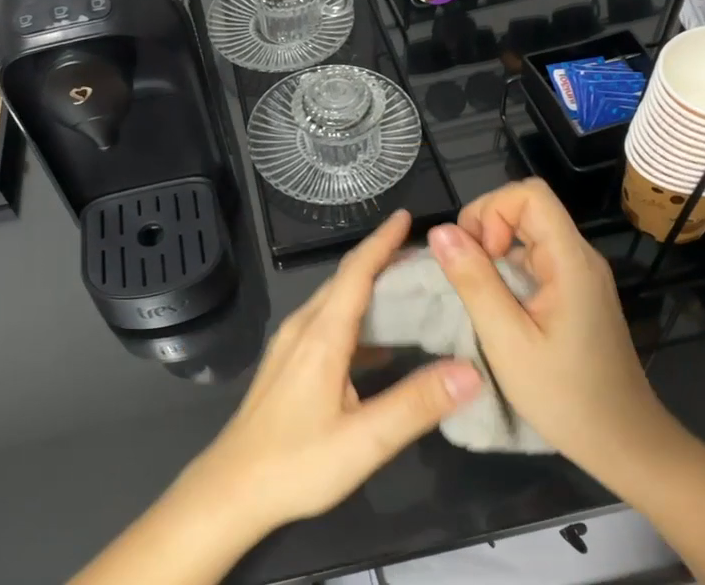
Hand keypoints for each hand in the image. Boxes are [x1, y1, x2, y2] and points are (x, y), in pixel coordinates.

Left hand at [177, 211, 483, 534]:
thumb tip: (471, 370)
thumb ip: (417, 404)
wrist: (234, 488)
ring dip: (369, 290)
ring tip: (410, 291)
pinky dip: (357, 320)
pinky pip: (326, 325)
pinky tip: (380, 344)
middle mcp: (303, 330)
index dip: (381, 242)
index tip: (407, 216)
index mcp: (321, 336)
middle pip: (345, 282)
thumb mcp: (365, 440)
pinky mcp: (287, 365)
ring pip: (334, 303)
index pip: (355, 273)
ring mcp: (290, 347)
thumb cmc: (297, 463)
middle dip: (381, 260)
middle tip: (425, 256)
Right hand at [427, 180, 671, 469]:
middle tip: (468, 274)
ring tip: (479, 293)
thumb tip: (440, 231)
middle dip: (487, 227)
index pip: (529, 195)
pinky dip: (507, 269)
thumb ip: (474, 281)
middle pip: (528, 207)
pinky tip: (497, 306)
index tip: (479, 255)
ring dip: (494, 250)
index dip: (493, 211)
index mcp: (570, 262)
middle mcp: (580, 258)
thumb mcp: (507, 341)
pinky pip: (535, 259)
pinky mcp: (576, 294)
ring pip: (529, 233)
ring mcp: (580, 276)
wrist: (624, 443)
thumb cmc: (564, 395)